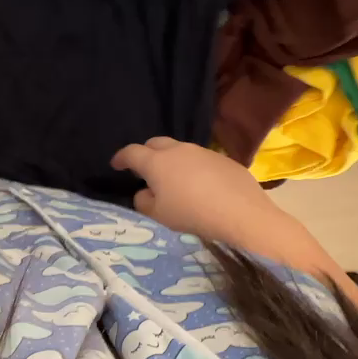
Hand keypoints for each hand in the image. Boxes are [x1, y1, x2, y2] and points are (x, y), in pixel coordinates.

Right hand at [111, 137, 317, 262]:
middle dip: (145, 153)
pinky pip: (200, 159)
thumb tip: (145, 191)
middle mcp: (178, 150)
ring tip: (173, 179)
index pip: (131, 152)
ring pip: (179, 150)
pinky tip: (199, 186)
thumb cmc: (191, 215)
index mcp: (156, 162)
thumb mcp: (158, 215)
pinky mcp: (224, 159)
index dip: (120, 158)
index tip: (116, 165)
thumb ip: (143, 201)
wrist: (242, 215)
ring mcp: (203, 152)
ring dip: (171, 160)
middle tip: (143, 169)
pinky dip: (192, 168)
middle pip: (155, 143)